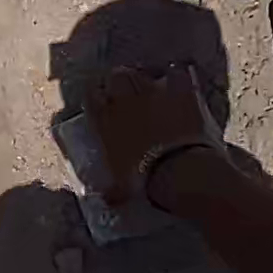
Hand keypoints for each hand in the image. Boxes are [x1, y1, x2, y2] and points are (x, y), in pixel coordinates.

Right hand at [85, 67, 219, 204]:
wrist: (178, 169)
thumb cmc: (142, 179)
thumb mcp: (120, 188)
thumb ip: (111, 190)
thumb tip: (106, 201)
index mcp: (104, 120)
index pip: (91, 96)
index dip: (95, 96)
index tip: (99, 101)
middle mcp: (124, 100)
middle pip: (115, 76)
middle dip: (118, 80)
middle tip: (123, 89)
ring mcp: (153, 91)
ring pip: (142, 72)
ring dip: (144, 77)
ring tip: (148, 85)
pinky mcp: (181, 89)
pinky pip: (176, 72)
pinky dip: (176, 75)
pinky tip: (178, 80)